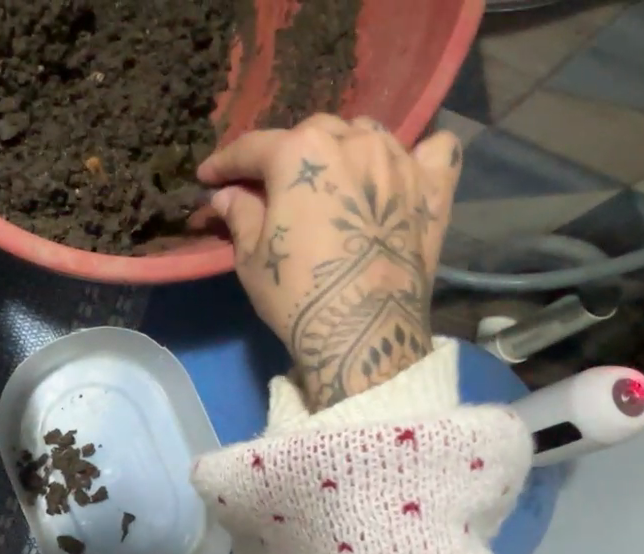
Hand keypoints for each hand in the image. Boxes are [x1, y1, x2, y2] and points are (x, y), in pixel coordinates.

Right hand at [199, 115, 462, 408]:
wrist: (362, 331)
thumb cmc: (296, 293)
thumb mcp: (252, 257)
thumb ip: (239, 214)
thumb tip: (227, 196)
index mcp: (301, 152)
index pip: (254, 147)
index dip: (226, 163)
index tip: (208, 176)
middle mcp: (354, 140)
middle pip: (313, 133)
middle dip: (286, 153)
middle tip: (271, 185)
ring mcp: (400, 160)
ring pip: (366, 135)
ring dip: (343, 150)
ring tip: (331, 179)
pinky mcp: (434, 187)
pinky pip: (432, 150)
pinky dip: (415, 155)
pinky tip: (401, 171)